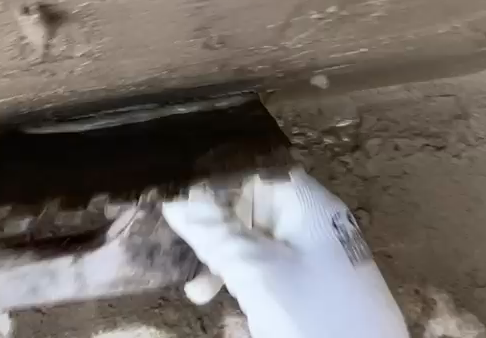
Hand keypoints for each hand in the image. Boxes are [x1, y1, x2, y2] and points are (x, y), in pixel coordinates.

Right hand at [160, 170, 408, 337]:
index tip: (175, 191)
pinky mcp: (311, 291)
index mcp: (305, 202)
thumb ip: (211, 229)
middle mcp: (309, 222)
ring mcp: (313, 259)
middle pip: (246, 205)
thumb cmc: (314, 316)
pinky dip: (241, 284)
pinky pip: (265, 272)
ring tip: (199, 291)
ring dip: (221, 261)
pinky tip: (224, 305)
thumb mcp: (255, 271)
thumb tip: (171, 196)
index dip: (209, 175)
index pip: (248, 167)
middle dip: (210, 226)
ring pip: (252, 242)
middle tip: (183, 248)